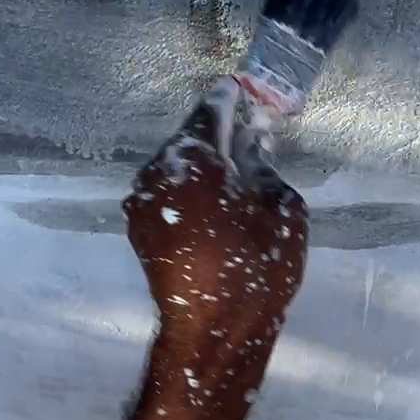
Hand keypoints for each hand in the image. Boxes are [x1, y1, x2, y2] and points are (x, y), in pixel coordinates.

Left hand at [122, 78, 307, 348]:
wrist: (213, 331)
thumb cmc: (256, 267)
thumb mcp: (281, 207)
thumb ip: (262, 163)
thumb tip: (250, 140)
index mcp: (191, 159)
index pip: (209, 113)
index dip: (228, 99)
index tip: (240, 88)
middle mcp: (156, 171)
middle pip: (188, 138)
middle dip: (216, 133)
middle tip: (244, 130)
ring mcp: (141, 199)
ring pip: (174, 165)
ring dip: (201, 161)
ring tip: (232, 168)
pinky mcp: (138, 225)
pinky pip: (165, 190)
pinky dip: (187, 185)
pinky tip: (211, 196)